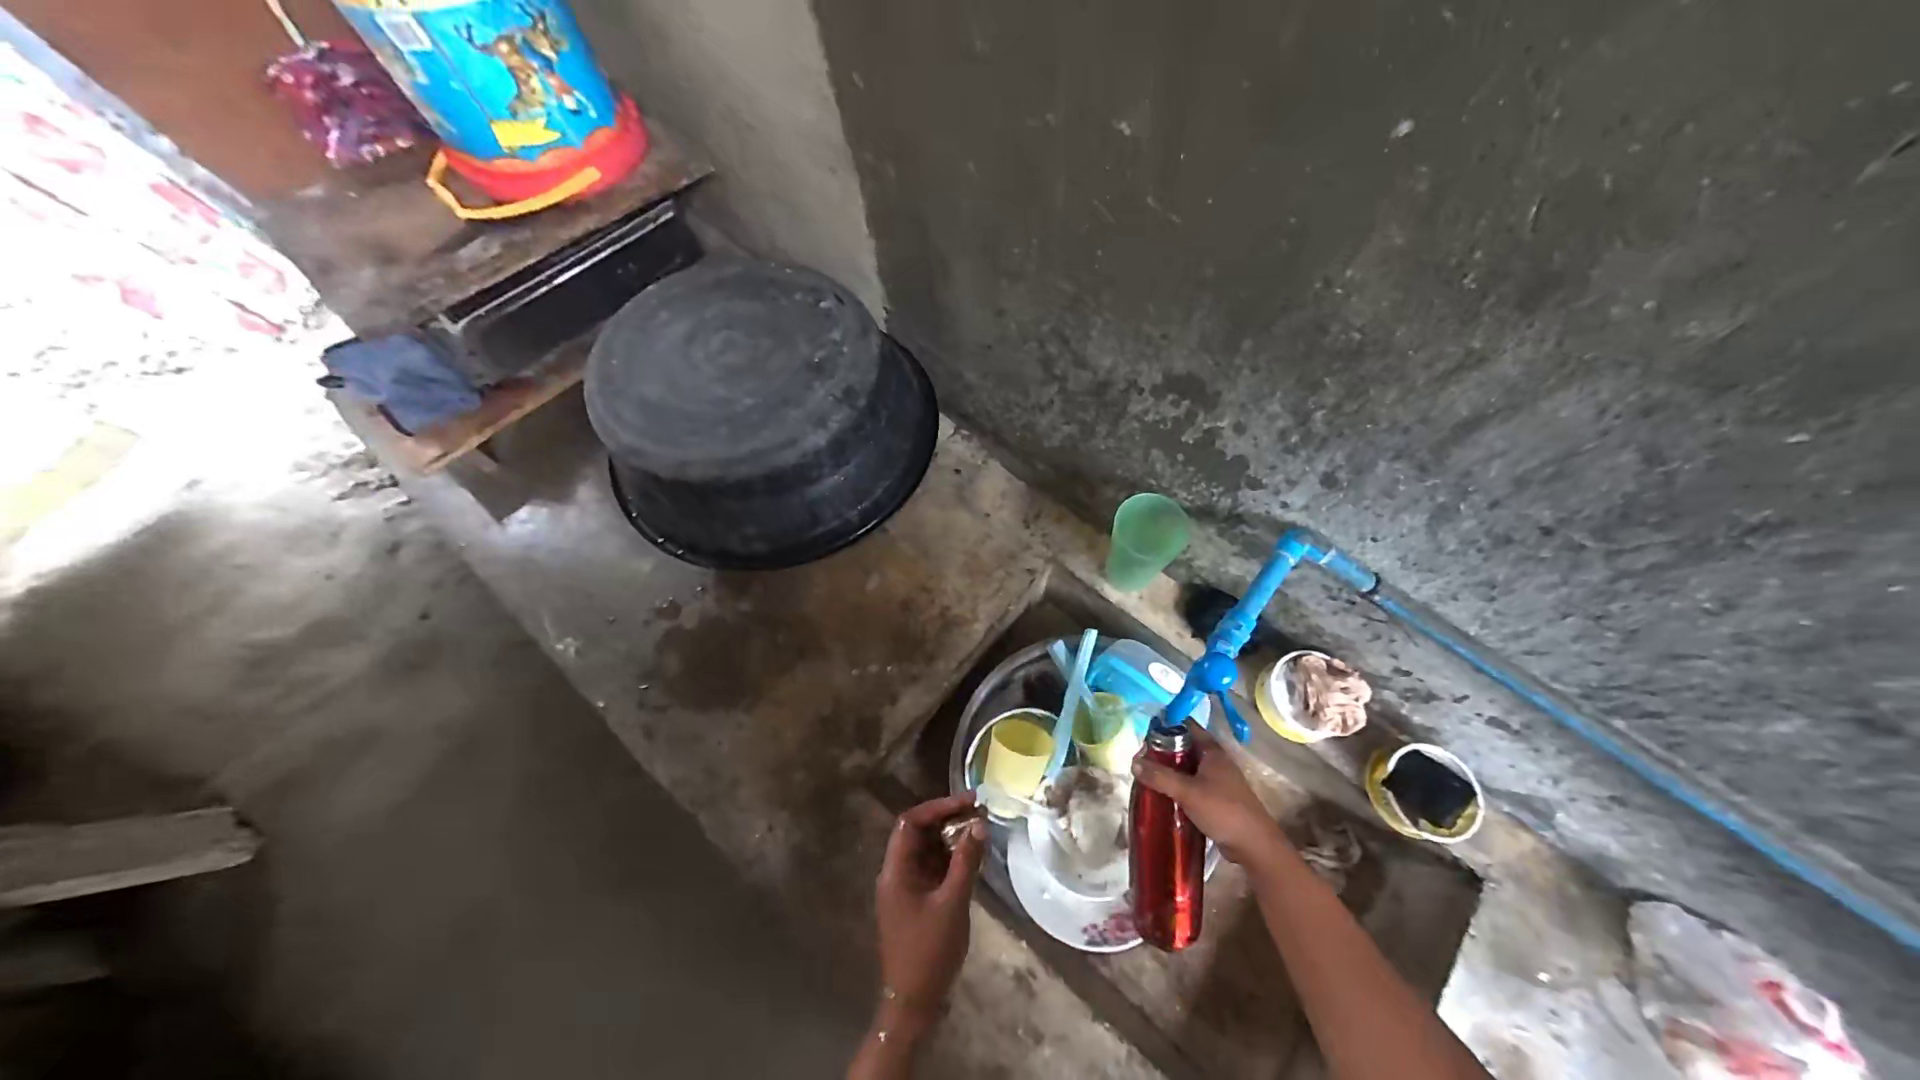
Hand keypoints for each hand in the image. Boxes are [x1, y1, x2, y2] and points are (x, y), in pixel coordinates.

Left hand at [874, 792, 984, 1021]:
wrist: (913, 1004)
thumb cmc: (929, 952)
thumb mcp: (952, 903)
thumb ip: (966, 862)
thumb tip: (978, 824)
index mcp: (895, 870)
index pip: (910, 823)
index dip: (938, 807)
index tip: (969, 802)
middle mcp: (895, 874)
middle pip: (917, 834)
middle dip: (946, 820)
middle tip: (978, 814)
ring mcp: (905, 889)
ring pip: (926, 851)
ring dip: (950, 840)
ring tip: (979, 833)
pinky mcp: (915, 903)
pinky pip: (932, 870)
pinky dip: (950, 861)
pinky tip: (972, 860)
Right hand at [1132, 723, 1288, 867]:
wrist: (1254, 845)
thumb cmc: (1223, 810)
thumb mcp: (1187, 791)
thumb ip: (1160, 776)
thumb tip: (1134, 762)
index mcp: (1213, 751)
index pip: (1188, 726)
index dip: (1167, 724)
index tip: (1145, 730)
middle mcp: (1216, 762)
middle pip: (1186, 747)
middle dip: (1164, 751)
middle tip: (1141, 756)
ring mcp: (1218, 781)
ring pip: (1188, 768)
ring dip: (1170, 771)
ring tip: (1147, 775)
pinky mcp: (1217, 799)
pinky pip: (1192, 786)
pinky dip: (1178, 787)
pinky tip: (1163, 794)